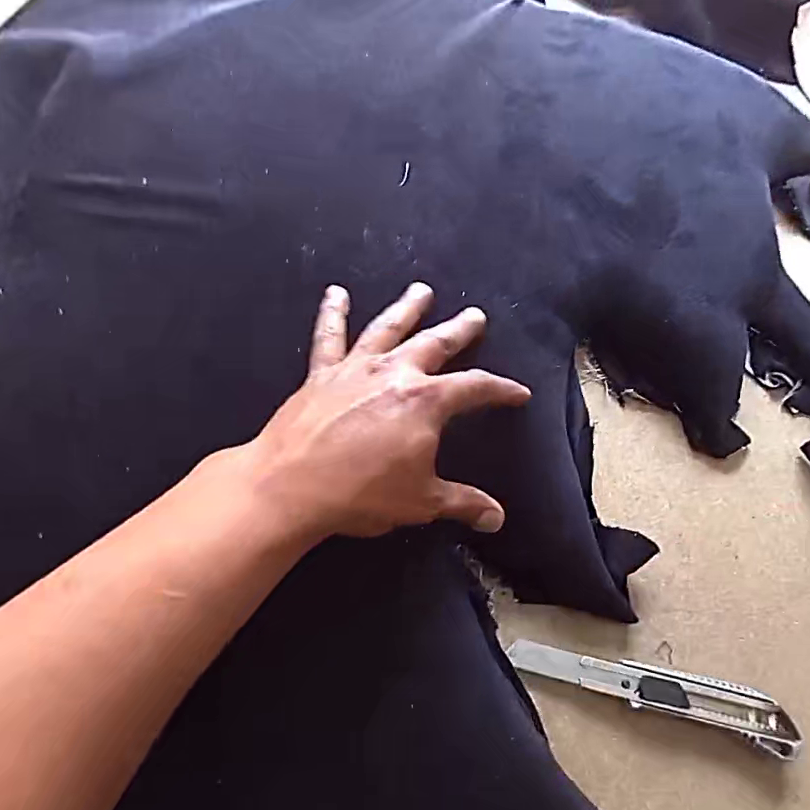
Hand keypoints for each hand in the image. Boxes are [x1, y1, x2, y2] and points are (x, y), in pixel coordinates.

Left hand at [243, 281, 530, 540]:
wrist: (292, 487)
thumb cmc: (360, 494)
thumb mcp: (421, 502)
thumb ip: (463, 504)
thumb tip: (494, 518)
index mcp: (425, 402)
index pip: (475, 388)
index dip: (501, 390)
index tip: (517, 392)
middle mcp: (393, 375)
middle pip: (435, 344)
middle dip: (459, 331)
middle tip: (474, 316)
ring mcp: (354, 370)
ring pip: (387, 329)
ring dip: (407, 309)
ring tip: (421, 291)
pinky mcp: (321, 376)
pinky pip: (329, 337)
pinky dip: (332, 314)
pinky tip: (335, 294)